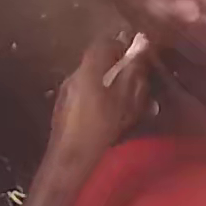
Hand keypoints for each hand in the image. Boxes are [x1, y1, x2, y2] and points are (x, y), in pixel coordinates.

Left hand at [12, 34, 152, 205]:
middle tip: (137, 75)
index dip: (121, 43)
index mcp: (86, 71)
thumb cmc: (98, 131)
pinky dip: (100, 91)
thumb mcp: (122, 103)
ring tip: (127, 94)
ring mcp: (66, 91)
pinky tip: (111, 109)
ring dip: (109, 78)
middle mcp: (73, 76)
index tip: (137, 52)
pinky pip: (85, 88)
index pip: (103, 43)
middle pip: (96, 58)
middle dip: (117, 62)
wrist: (67, 163)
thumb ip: (132, 73)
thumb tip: (141, 45)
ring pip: (91, 74)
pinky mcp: (64, 105)